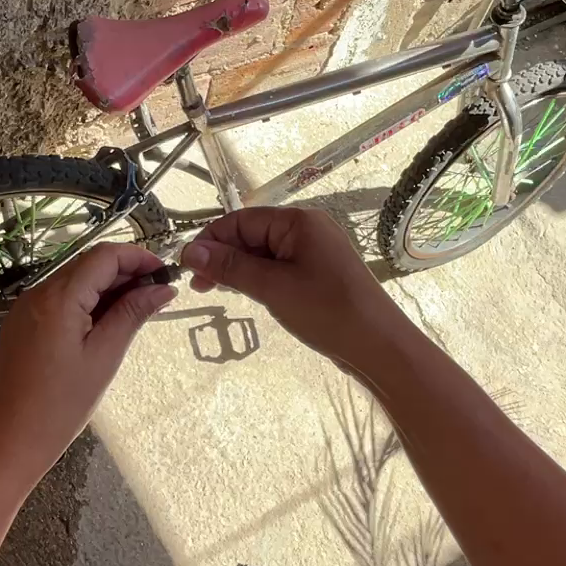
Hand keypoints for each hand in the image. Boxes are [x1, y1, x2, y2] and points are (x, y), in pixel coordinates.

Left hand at [0, 243, 175, 479]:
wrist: (3, 444)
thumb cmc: (58, 406)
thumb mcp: (103, 358)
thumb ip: (132, 315)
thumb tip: (163, 288)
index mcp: (58, 297)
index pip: (104, 255)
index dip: (138, 257)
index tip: (166, 273)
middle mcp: (39, 293)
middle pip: (89, 263)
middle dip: (126, 271)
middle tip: (159, 295)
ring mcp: (27, 308)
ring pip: (75, 280)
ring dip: (109, 287)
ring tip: (139, 310)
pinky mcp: (23, 324)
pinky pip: (61, 299)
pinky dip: (89, 302)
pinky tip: (108, 322)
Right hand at [179, 207, 411, 365]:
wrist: (379, 345)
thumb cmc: (327, 311)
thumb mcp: (272, 287)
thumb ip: (230, 267)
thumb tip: (190, 251)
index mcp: (298, 221)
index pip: (241, 221)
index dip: (211, 241)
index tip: (187, 267)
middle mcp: (307, 229)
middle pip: (251, 235)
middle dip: (222, 257)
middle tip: (198, 287)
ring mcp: (314, 251)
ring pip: (263, 253)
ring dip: (237, 269)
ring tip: (215, 292)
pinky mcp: (318, 273)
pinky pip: (278, 267)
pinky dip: (258, 278)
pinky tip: (244, 293)